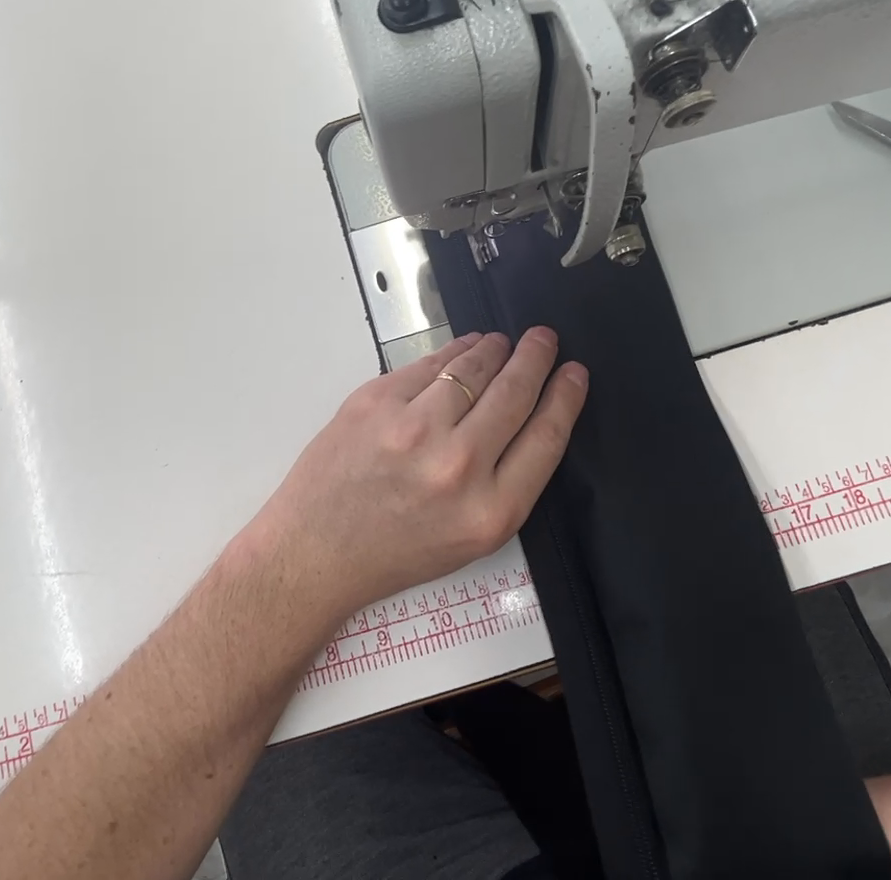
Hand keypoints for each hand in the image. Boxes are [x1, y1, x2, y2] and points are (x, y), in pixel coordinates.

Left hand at [245, 328, 588, 621]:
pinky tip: (465, 348)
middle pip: (515, 393)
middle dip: (536, 358)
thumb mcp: (471, 538)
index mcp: (491, 511)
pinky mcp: (376, 401)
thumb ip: (507, 483)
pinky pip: (429, 364)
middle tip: (545, 339)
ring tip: (505, 342)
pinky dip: (454, 351)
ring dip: (495, 349)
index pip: (546, 436)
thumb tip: (529, 416)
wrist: (316, 551)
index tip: (574, 374)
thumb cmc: (395, 551)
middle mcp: (458, 466)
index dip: (566, 397)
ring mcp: (413, 428)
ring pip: (473, 369)